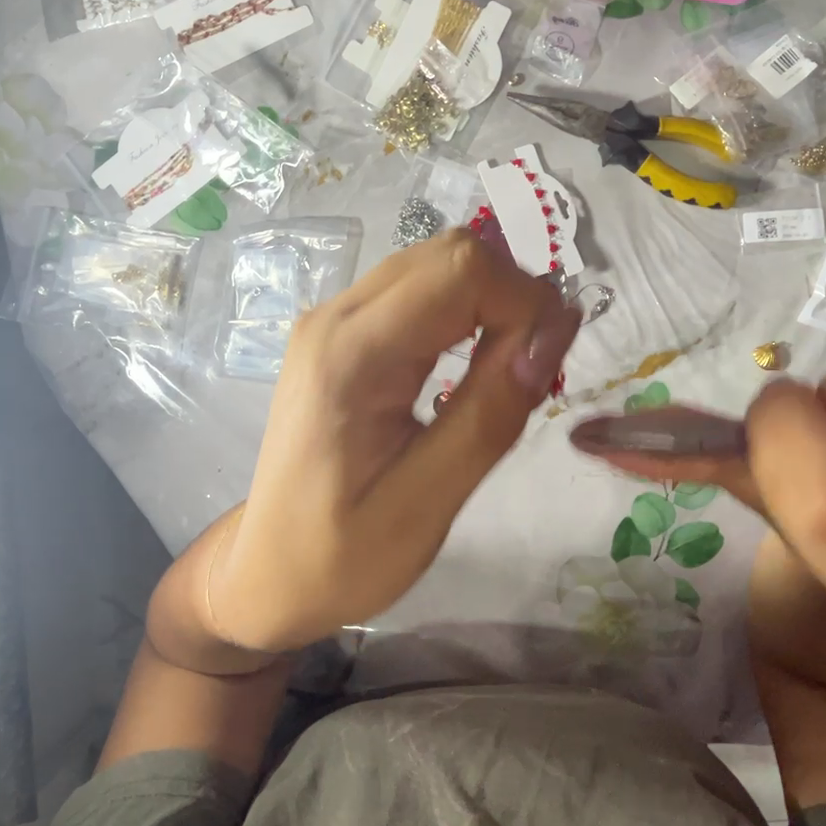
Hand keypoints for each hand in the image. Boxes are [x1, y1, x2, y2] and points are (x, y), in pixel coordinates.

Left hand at [151, 231, 581, 671]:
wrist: (268, 571)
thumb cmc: (341, 555)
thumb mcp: (427, 503)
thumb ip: (491, 412)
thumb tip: (556, 329)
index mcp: (350, 353)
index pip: (460, 269)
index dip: (522, 301)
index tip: (545, 366)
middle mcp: (336, 316)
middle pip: (449, 254)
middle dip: (510, 298)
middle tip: (532, 371)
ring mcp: (333, 320)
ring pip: (437, 266)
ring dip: (490, 304)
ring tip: (508, 373)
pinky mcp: (340, 335)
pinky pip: (418, 293)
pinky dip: (463, 314)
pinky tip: (473, 365)